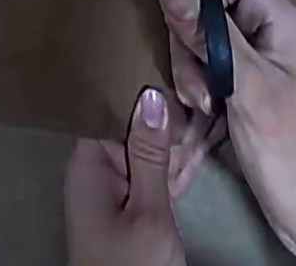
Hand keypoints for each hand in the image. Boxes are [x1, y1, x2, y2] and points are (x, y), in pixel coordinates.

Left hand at [64, 86, 213, 265]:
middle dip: (167, 124)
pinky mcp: (127, 217)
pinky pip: (150, 183)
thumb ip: (150, 152)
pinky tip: (198, 153)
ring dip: (174, 147)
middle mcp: (94, 173)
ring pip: (146, 159)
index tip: (178, 80)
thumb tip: (150, 93)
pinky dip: (172, 173)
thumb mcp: (148, 209)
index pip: (117, 112)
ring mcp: (111, 196)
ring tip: (207, 118)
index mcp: (88, 162)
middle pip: (134, 135)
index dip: (148, 101)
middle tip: (203, 99)